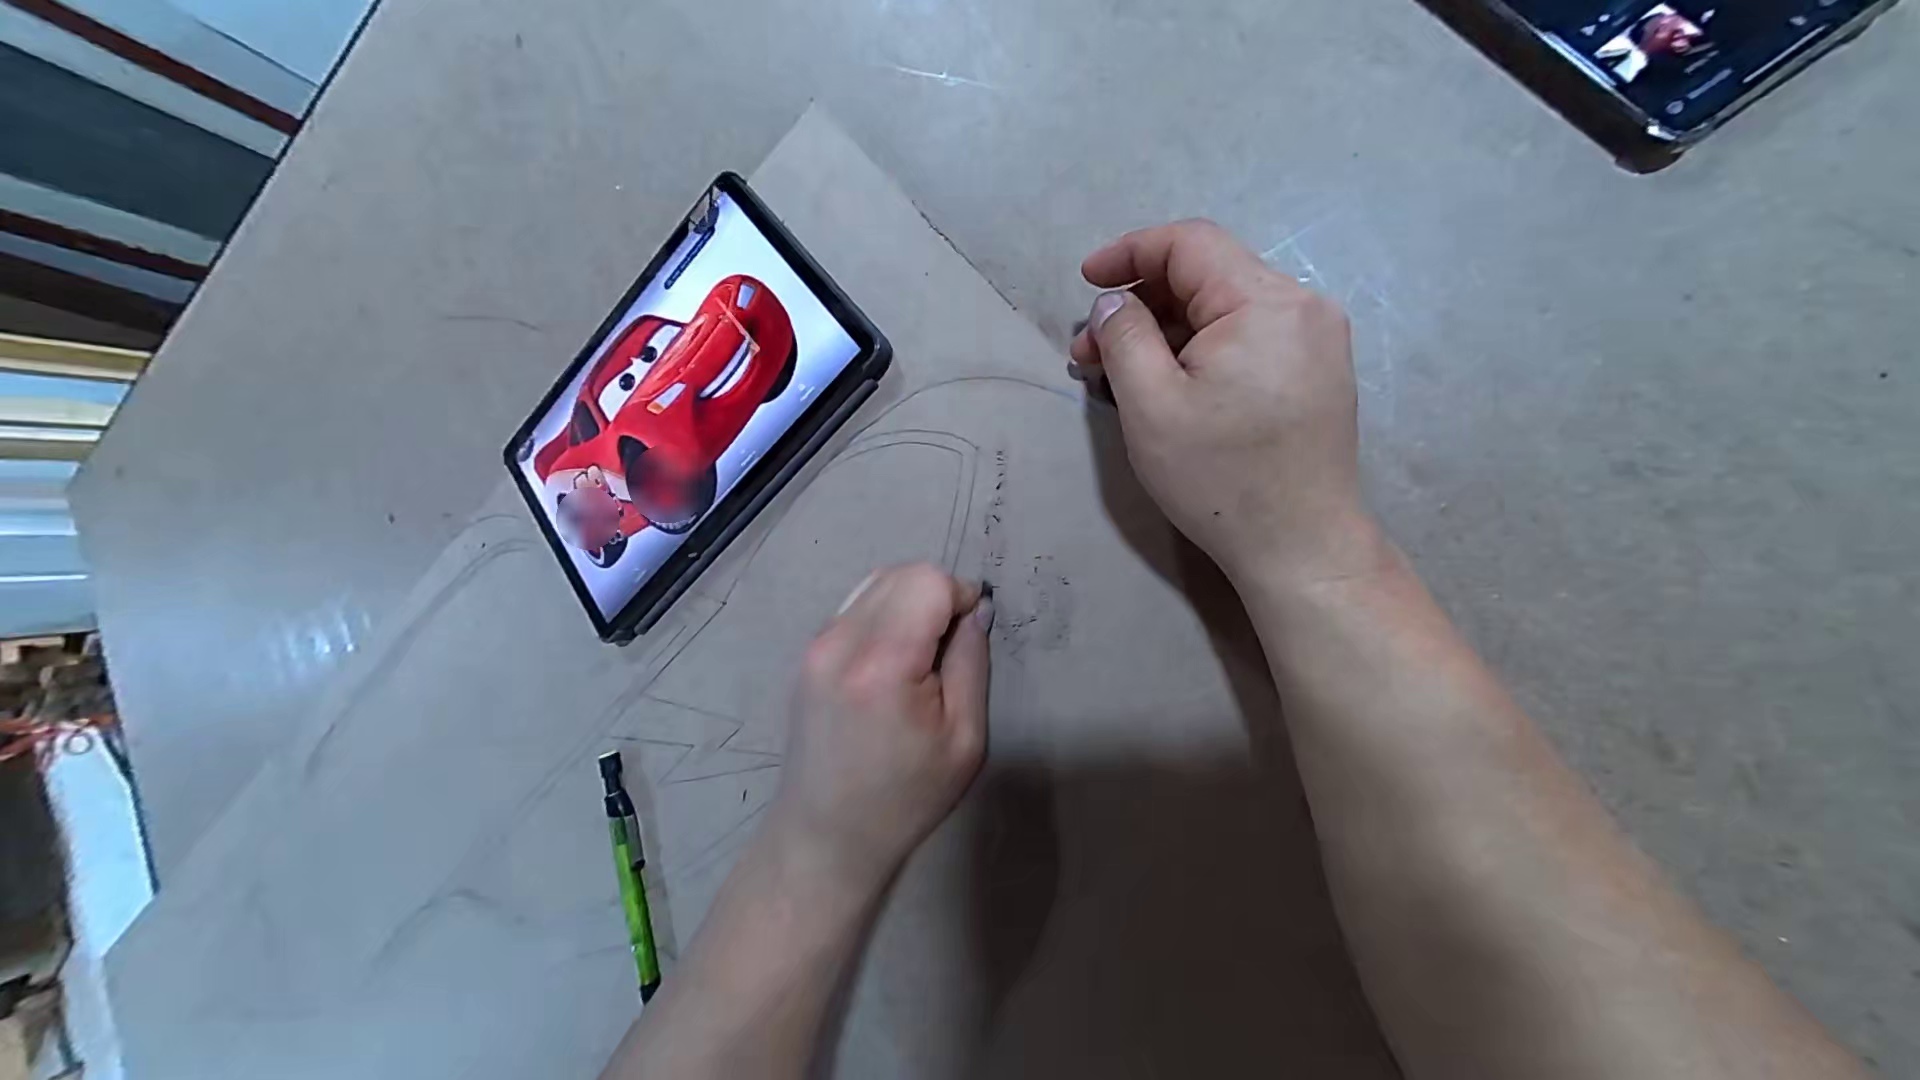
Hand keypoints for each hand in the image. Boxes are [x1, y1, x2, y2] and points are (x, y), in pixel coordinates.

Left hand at [771, 564, 993, 886]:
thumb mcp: (964, 738)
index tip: (970, 632)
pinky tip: (891, 656)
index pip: (927, 581)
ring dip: (910, 600)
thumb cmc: (906, 797)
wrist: (826, 836)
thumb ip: (972, 660)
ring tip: (920, 654)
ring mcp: (816, 644)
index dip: (960, 595)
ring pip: (876, 582)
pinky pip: (855, 604)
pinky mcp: (807, 653)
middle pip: (902, 573)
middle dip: (938, 594)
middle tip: (948, 647)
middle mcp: (840, 641)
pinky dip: (884, 612)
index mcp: (882, 664)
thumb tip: (977, 609)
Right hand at [1069, 219, 1383, 589]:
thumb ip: (1124, 339)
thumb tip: (1111, 303)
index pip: (1189, 244)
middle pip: (1207, 277)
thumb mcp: (1151, 406)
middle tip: (1089, 350)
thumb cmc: (1218, 478)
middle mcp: (1300, 307)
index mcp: (1263, 303)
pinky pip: (1246, 339)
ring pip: (1224, 311)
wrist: (1299, 544)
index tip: (1086, 278)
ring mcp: (1315, 340)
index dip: (1130, 252)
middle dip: (1140, 305)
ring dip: (1166, 332)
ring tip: (1119, 373)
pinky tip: (1168, 382)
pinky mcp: (1315, 371)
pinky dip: (1199, 350)